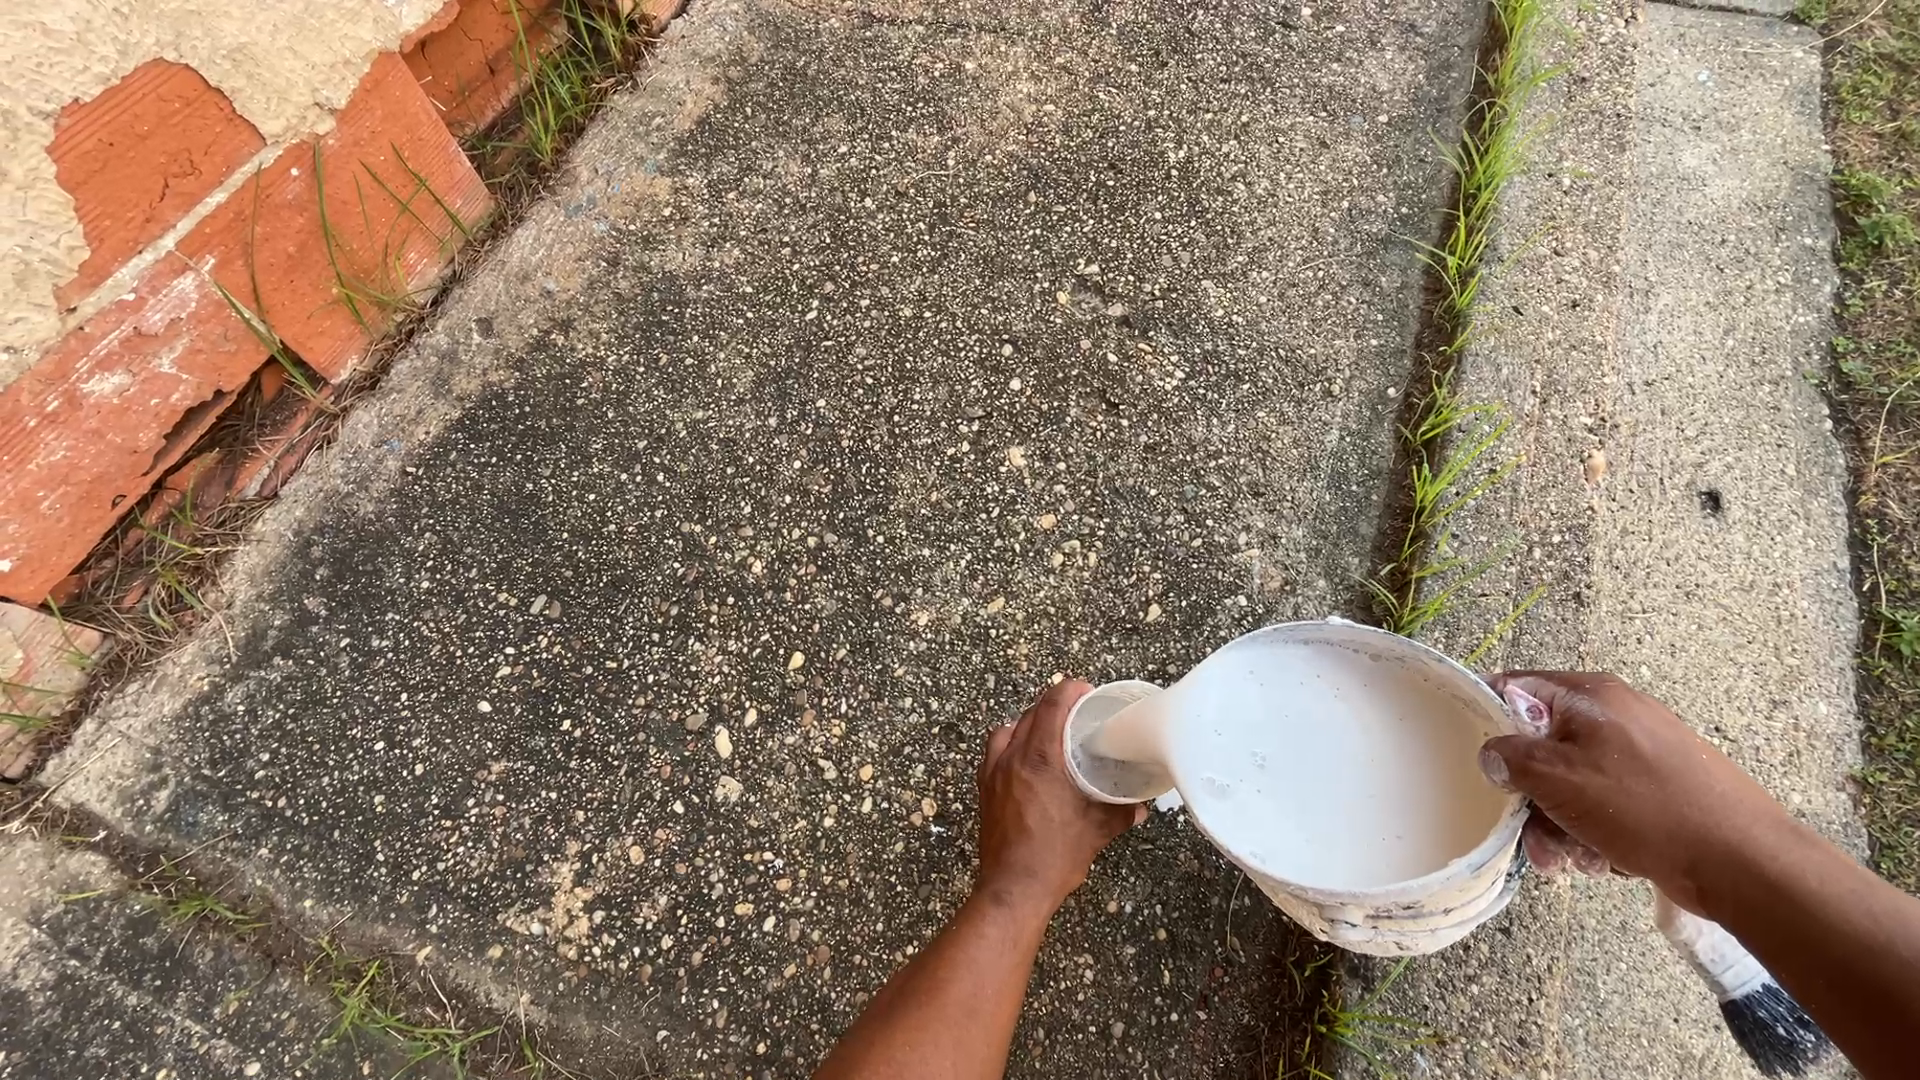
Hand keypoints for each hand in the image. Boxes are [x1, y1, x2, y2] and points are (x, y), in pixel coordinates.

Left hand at [974, 679, 1144, 917]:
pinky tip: (1025, 757)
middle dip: (1053, 704)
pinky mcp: (984, 787)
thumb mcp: (1096, 832)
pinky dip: (1010, 742)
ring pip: (1008, 728)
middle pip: (1031, 712)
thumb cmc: (1054, 858)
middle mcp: (1013, 757)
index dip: (1069, 689)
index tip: (1086, 690)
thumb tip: (1141, 805)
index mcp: (1041, 759)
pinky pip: (995, 750)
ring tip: (1049, 732)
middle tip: (1076, 712)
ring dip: (1028, 722)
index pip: (1052, 705)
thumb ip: (1120, 812)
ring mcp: (993, 771)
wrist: (1012, 889)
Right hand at [1482, 671, 1794, 912]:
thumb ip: (1509, 757)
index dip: (1486, 718)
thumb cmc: (1645, 809)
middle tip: (1525, 829)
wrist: (1752, 867)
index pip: (1514, 688)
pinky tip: (1599, 860)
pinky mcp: (1663, 787)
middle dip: (1528, 790)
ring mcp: (1643, 751)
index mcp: (1590, 694)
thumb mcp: (1556, 776)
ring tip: (1566, 860)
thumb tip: (1492, 754)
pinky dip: (1592, 828)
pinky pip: (1605, 799)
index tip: (1474, 754)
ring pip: (1571, 778)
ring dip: (1556, 820)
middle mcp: (1616, 713)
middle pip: (1541, 742)